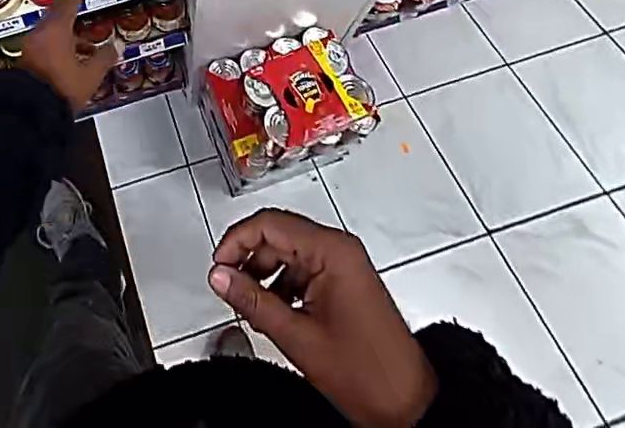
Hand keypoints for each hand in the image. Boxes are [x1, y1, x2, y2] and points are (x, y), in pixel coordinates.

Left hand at [19, 0, 111, 110]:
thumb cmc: (61, 88)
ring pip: (49, 31)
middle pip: (54, 16)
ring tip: (83, 37)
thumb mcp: (90, 75)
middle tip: (78, 5)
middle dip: (67, 10)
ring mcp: (31, 49)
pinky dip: (57, 43)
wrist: (28, 113)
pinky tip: (70, 55)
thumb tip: (117, 45)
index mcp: (56, 31)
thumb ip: (104, 57)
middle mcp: (40, 35)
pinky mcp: (26, 63)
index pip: (67, 5)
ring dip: (64, 31)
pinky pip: (44, 45)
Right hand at [209, 209, 435, 427]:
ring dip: (263, 272)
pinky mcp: (342, 278)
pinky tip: (273, 309)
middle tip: (226, 283)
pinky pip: (302, 267)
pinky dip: (281, 283)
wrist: (406, 403)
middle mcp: (339, 247)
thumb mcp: (298, 336)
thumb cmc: (368, 373)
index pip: (271, 223)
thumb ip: (253, 302)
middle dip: (248, 257)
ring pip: (288, 250)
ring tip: (249, 303)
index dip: (237, 240)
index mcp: (331, 250)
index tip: (218, 264)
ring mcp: (342, 261)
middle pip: (278, 232)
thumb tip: (221, 277)